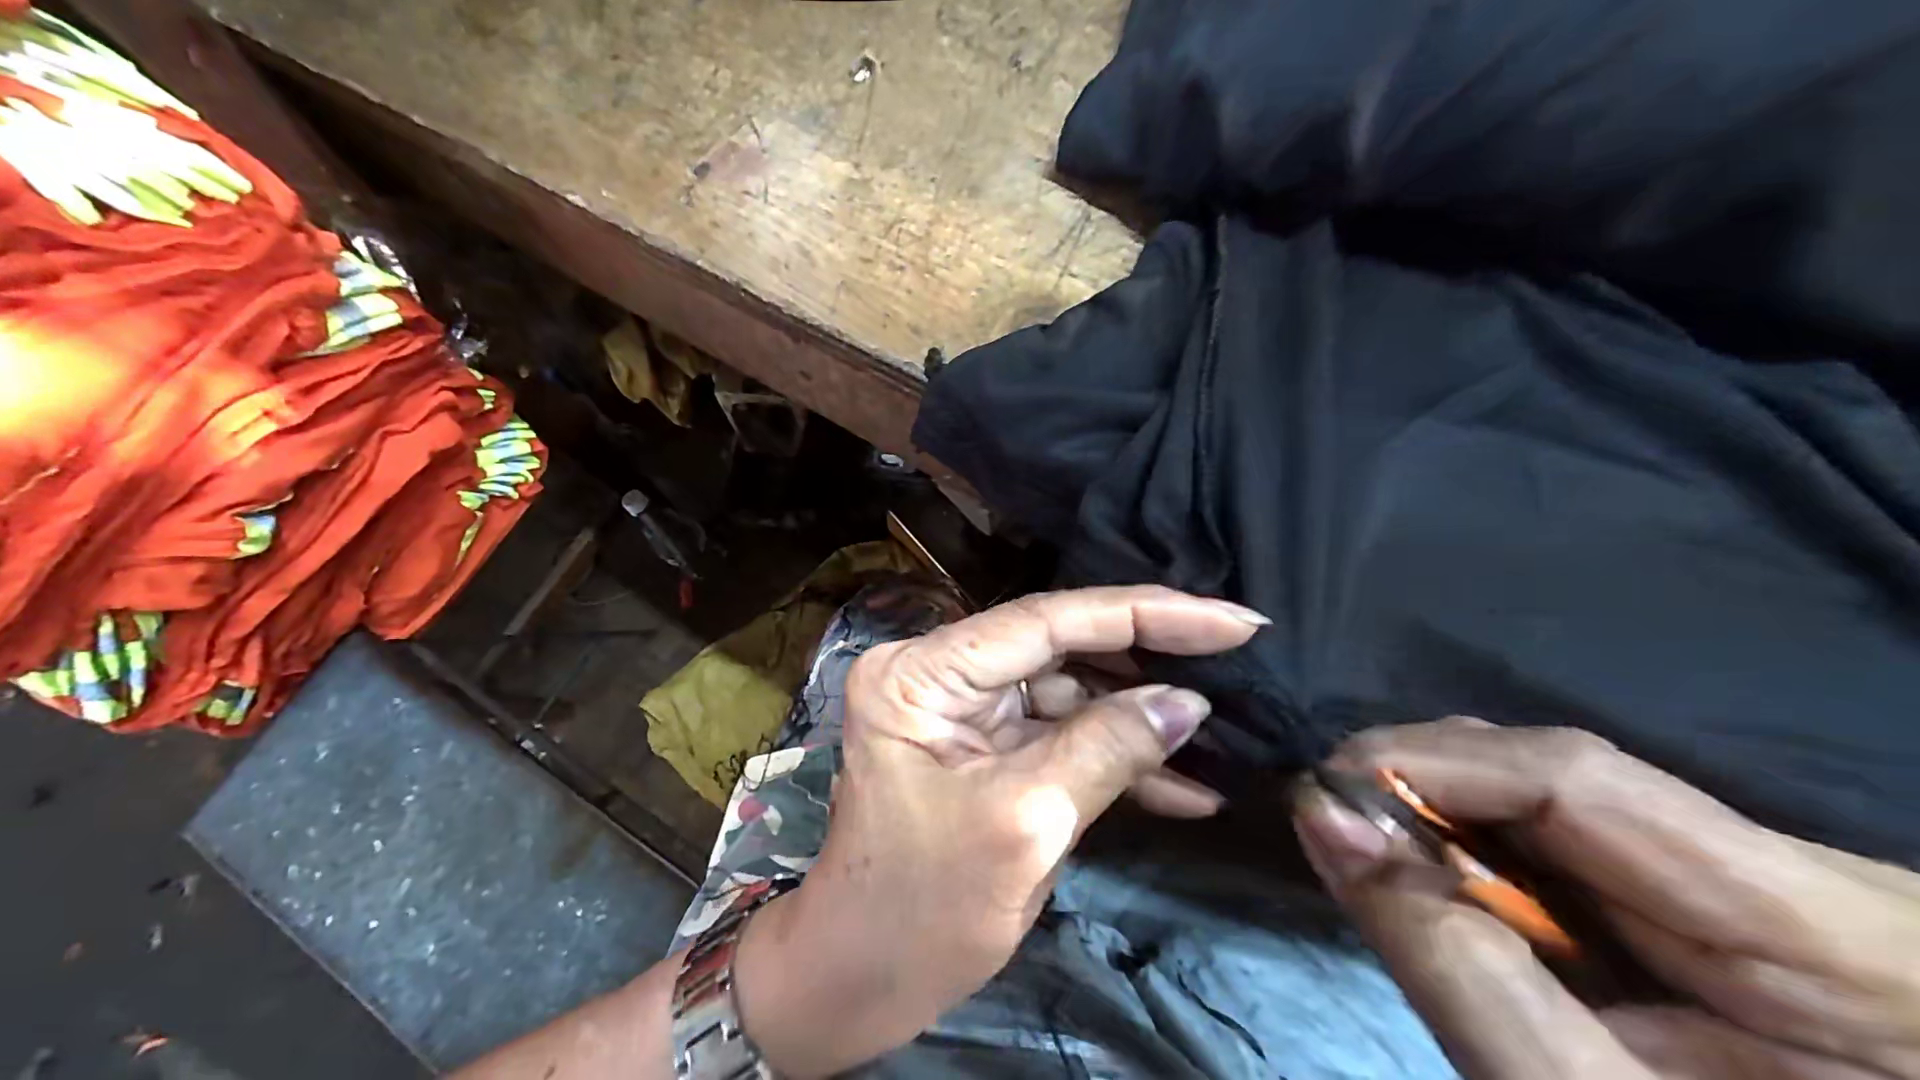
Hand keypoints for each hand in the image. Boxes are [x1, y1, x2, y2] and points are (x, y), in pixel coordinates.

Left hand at [734, 585, 1264, 1077]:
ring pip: (1072, 690)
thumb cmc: (921, 910)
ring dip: (1143, 714)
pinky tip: (1187, 786)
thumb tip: (1187, 701)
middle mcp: (941, 673)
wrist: (862, 980)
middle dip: (1151, 655)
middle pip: (1062, 645)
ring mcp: (966, 710)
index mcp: (922, 672)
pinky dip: (1119, 758)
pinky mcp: (989, 748)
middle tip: (1239, 653)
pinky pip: (1062, 735)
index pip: (1045, 620)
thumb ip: (1106, 749)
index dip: (1144, 614)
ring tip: (1227, 724)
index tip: (1229, 619)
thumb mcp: (1023, 825)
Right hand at [1294, 719, 1919, 1079]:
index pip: (1575, 776)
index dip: (1426, 766)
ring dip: (1442, 824)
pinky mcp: (1724, 900)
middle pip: (1556, 775)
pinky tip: (1450, 889)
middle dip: (1421, 794)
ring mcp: (1765, 881)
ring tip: (1383, 867)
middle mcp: (1807, 873)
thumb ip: (1456, 964)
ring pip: (1549, 796)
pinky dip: (1480, 856)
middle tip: (1336, 836)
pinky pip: (1568, 838)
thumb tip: (1323, 816)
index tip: (1322, 800)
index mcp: (1831, 930)